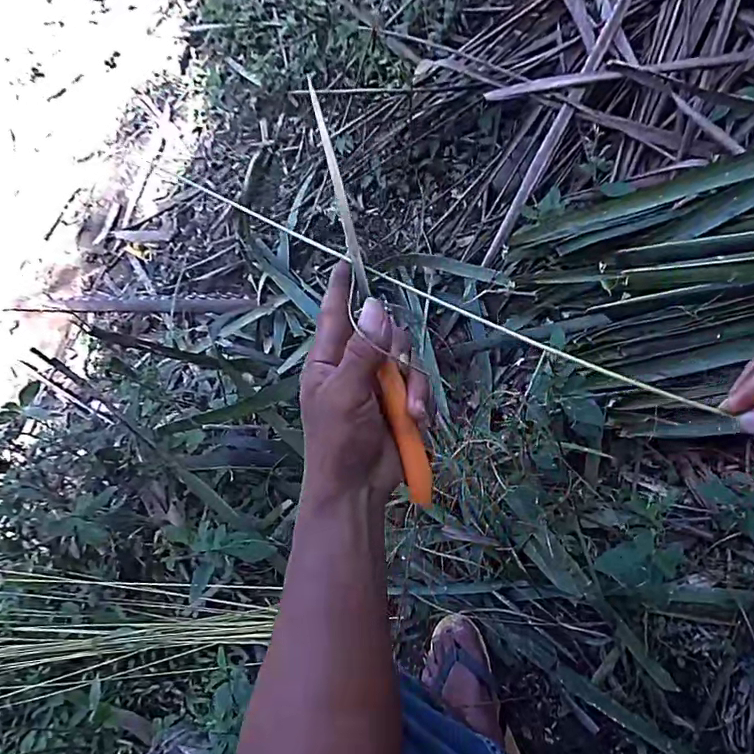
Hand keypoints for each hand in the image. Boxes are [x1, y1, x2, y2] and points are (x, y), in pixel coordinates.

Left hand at [300, 261, 429, 503]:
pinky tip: (417, 423)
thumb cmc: (337, 441)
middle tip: (395, 369)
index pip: (336, 317)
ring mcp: (382, 390)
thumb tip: (375, 306)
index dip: (342, 291)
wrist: (357, 488)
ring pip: (411, 365)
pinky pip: (423, 392)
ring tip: (411, 414)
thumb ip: (362, 350)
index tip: (346, 265)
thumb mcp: (345, 392)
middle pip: (387, 337)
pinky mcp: (404, 409)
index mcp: (330, 363)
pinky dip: (423, 406)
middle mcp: (357, 370)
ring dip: (415, 389)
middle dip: (398, 354)